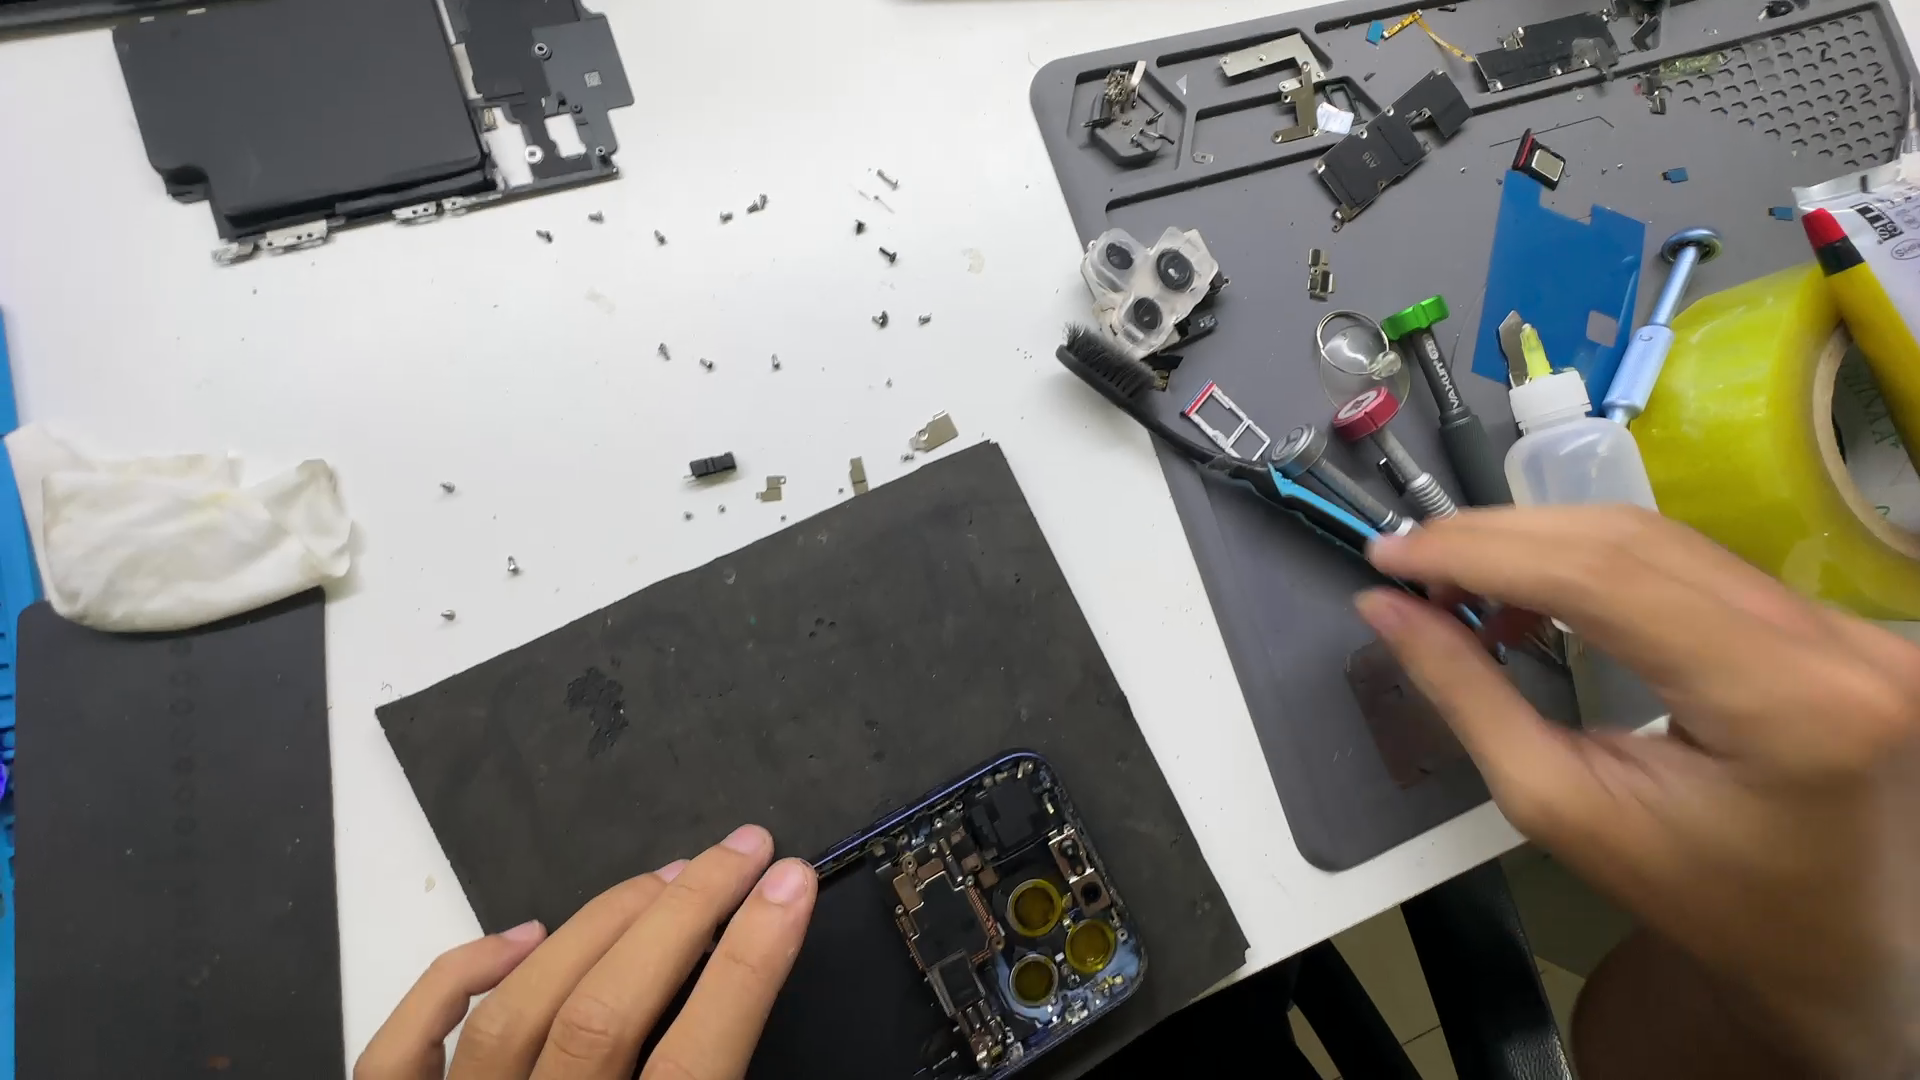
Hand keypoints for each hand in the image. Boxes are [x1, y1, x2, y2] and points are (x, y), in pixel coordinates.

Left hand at [355, 824, 816, 1079]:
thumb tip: (751, 1008)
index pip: (701, 1055)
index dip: (753, 957)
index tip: (795, 881)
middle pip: (608, 1013)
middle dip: (691, 908)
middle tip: (747, 847)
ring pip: (520, 1011)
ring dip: (608, 921)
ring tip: (672, 873)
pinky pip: (396, 1055)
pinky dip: (455, 979)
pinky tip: (521, 934)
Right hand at [1357, 507, 1919, 1076]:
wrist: (1833, 939)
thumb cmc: (1691, 892)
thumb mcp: (1550, 801)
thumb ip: (1463, 692)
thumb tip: (1382, 607)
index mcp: (1783, 703)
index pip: (1601, 579)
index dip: (1479, 553)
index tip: (1387, 555)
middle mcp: (1833, 642)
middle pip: (1623, 540)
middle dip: (1492, 538)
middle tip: (1404, 559)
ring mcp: (1839, 624)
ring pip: (1645, 536)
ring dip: (1527, 543)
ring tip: (1449, 580)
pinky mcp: (1821, 620)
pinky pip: (1672, 559)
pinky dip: (1573, 562)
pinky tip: (1522, 597)